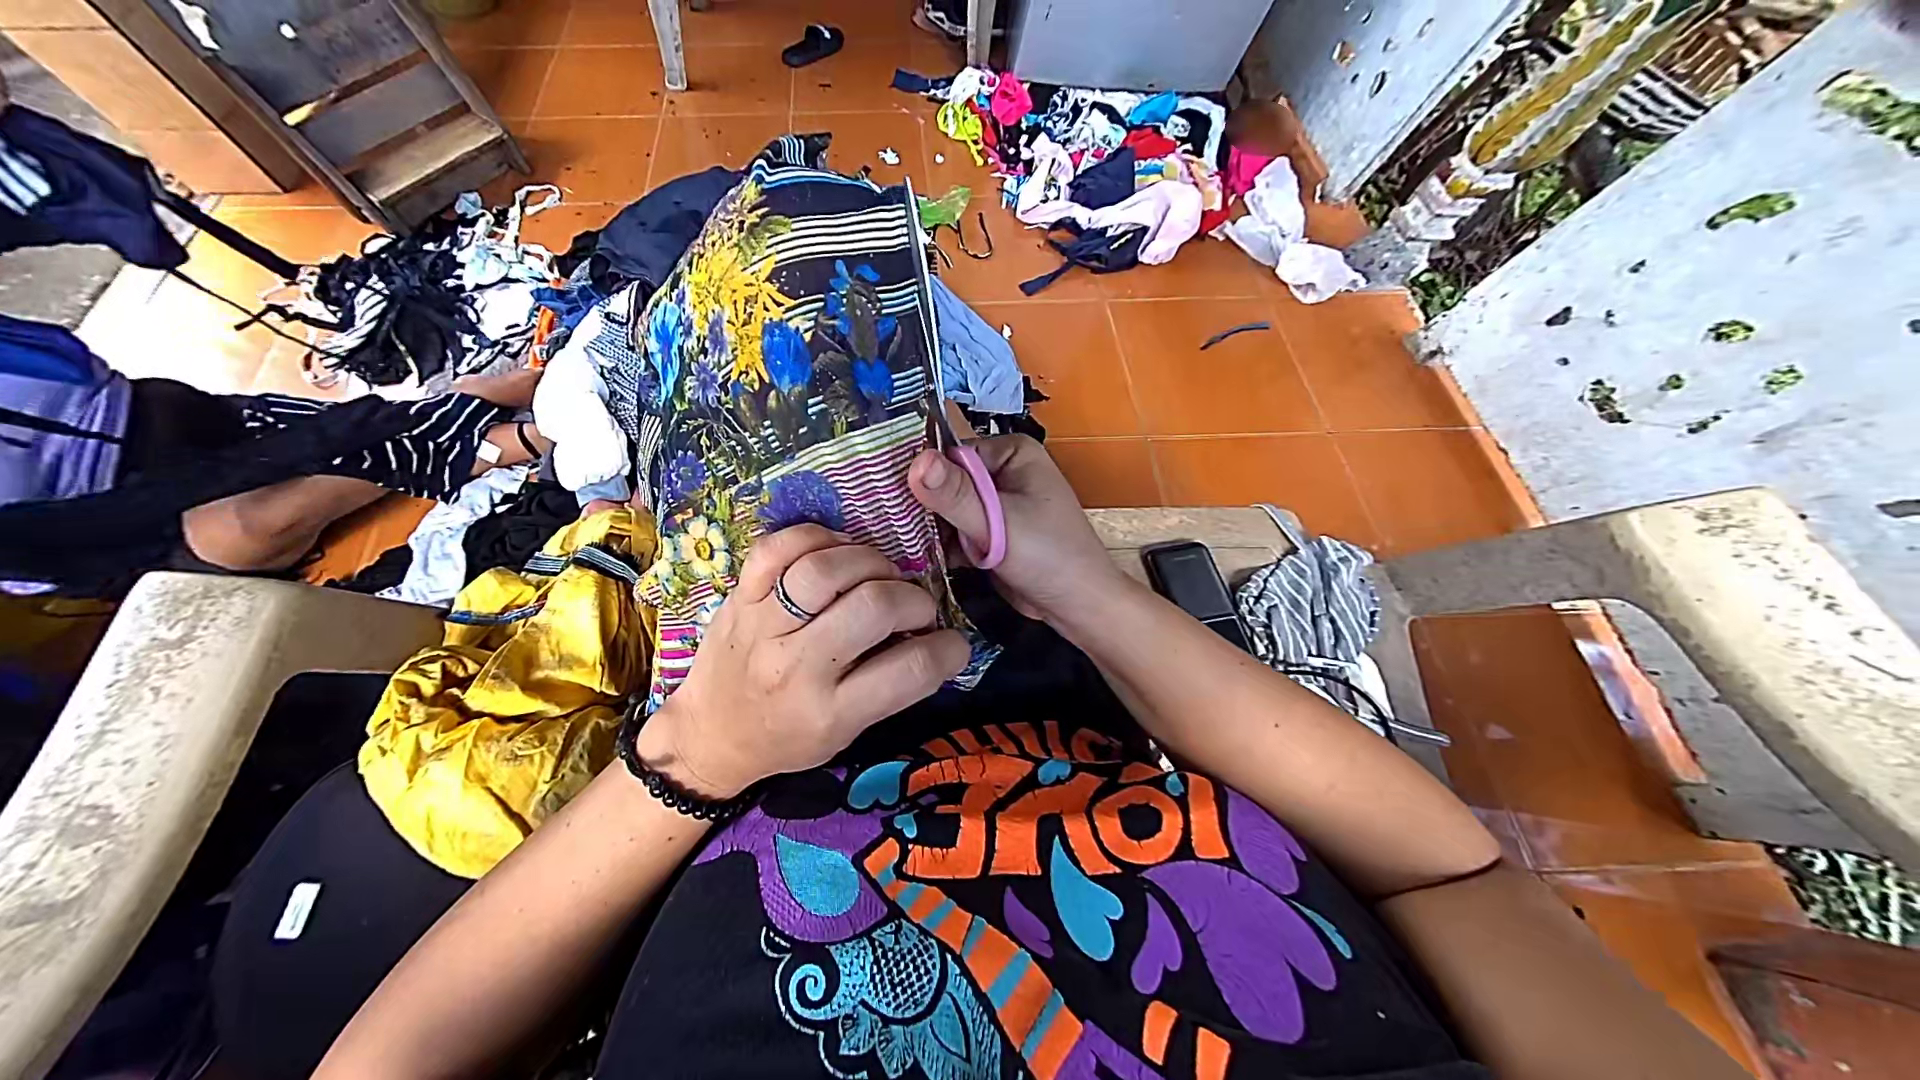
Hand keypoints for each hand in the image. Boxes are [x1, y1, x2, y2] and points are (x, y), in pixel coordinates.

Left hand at [635, 525, 970, 797]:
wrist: (709, 736)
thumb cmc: (787, 739)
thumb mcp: (845, 732)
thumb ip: (890, 687)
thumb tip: (935, 637)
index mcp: (829, 713)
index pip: (908, 671)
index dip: (947, 649)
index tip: (953, 643)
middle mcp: (795, 667)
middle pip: (872, 608)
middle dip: (913, 599)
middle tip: (915, 607)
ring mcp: (762, 626)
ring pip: (825, 570)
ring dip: (870, 562)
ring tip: (879, 575)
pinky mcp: (739, 596)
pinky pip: (776, 547)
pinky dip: (816, 537)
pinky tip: (836, 550)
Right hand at [908, 435, 1125, 625]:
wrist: (1078, 606)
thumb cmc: (1050, 556)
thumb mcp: (998, 523)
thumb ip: (956, 495)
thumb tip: (916, 462)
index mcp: (1011, 453)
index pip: (950, 454)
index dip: (921, 477)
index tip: (887, 499)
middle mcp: (1002, 472)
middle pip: (945, 481)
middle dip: (923, 506)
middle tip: (887, 526)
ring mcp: (996, 504)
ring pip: (947, 509)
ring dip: (928, 529)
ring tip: (895, 543)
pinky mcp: (990, 533)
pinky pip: (955, 531)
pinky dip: (940, 545)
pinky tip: (915, 557)